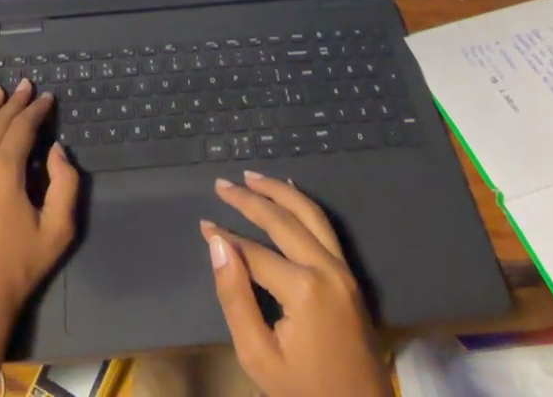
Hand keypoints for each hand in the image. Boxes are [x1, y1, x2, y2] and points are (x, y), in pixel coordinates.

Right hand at [202, 172, 393, 396]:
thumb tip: (218, 245)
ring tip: (252, 177)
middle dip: (250, 199)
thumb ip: (235, 298)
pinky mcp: (350, 274)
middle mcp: (326, 267)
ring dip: (280, 191)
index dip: (225, 237)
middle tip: (222, 184)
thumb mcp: (258, 355)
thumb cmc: (303, 389)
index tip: (203, 224)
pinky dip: (304, 204)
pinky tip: (290, 192)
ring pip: (310, 213)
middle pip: (283, 220)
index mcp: (303, 289)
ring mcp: (342, 268)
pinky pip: (326, 226)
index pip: (254, 252)